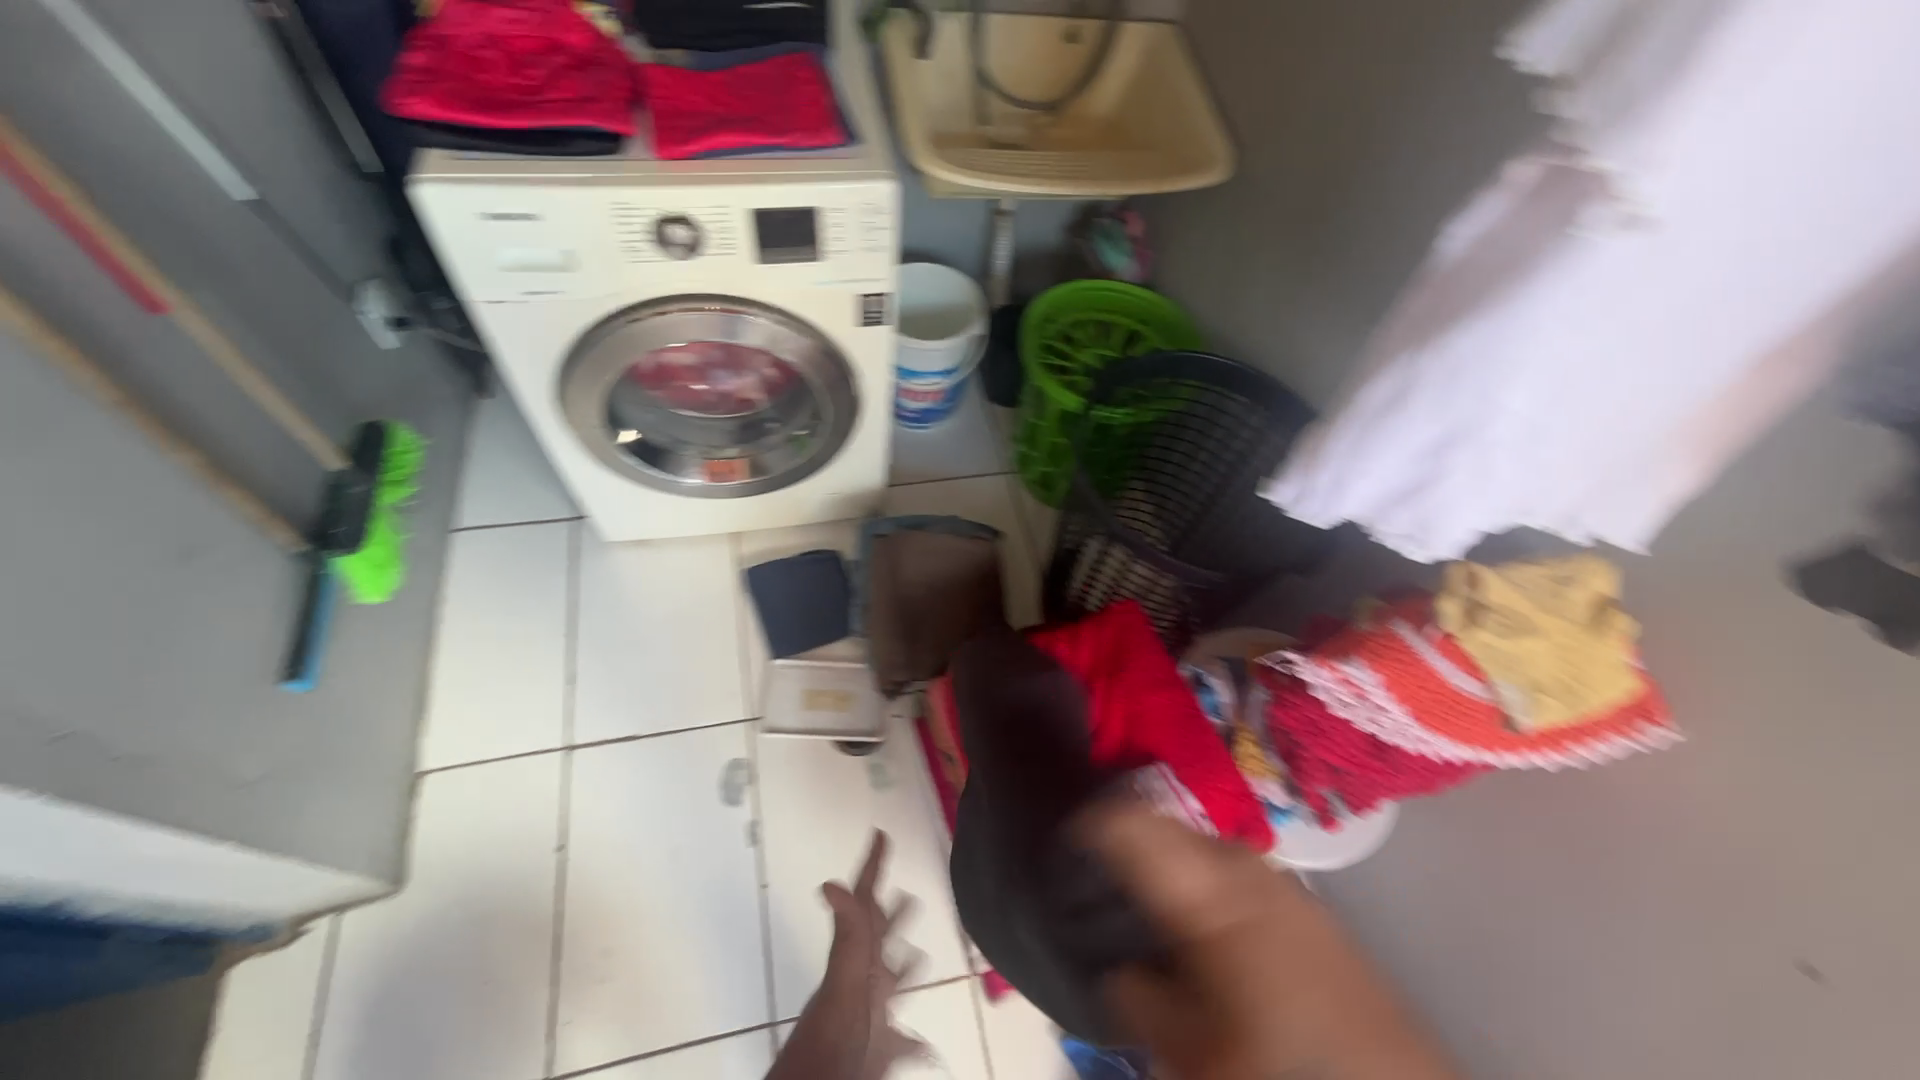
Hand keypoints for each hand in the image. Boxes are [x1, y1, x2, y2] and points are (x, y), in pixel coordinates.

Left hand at [769, 831, 928, 1079]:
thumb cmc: (833, 1038)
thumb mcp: (846, 977)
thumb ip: (846, 933)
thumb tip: (828, 884)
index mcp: (859, 958)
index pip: (866, 902)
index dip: (872, 867)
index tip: (879, 834)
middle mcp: (865, 980)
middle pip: (880, 938)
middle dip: (893, 916)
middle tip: (908, 893)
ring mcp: (872, 1016)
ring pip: (891, 983)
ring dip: (905, 965)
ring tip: (918, 953)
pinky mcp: (879, 1051)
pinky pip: (904, 1042)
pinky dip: (918, 1043)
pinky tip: (930, 1049)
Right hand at [1078, 803, 1457, 1079]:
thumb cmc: (1280, 1071)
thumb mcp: (1188, 1053)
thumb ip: (1138, 1000)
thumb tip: (1121, 969)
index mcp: (1207, 891)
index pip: (1129, 824)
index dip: (1086, 828)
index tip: (1060, 853)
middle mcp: (1243, 867)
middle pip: (1164, 828)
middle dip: (1124, 848)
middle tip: (1093, 888)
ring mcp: (1280, 881)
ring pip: (1200, 848)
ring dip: (1166, 867)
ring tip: (1141, 910)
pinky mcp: (1306, 904)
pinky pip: (1234, 872)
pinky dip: (1203, 886)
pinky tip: (1200, 933)